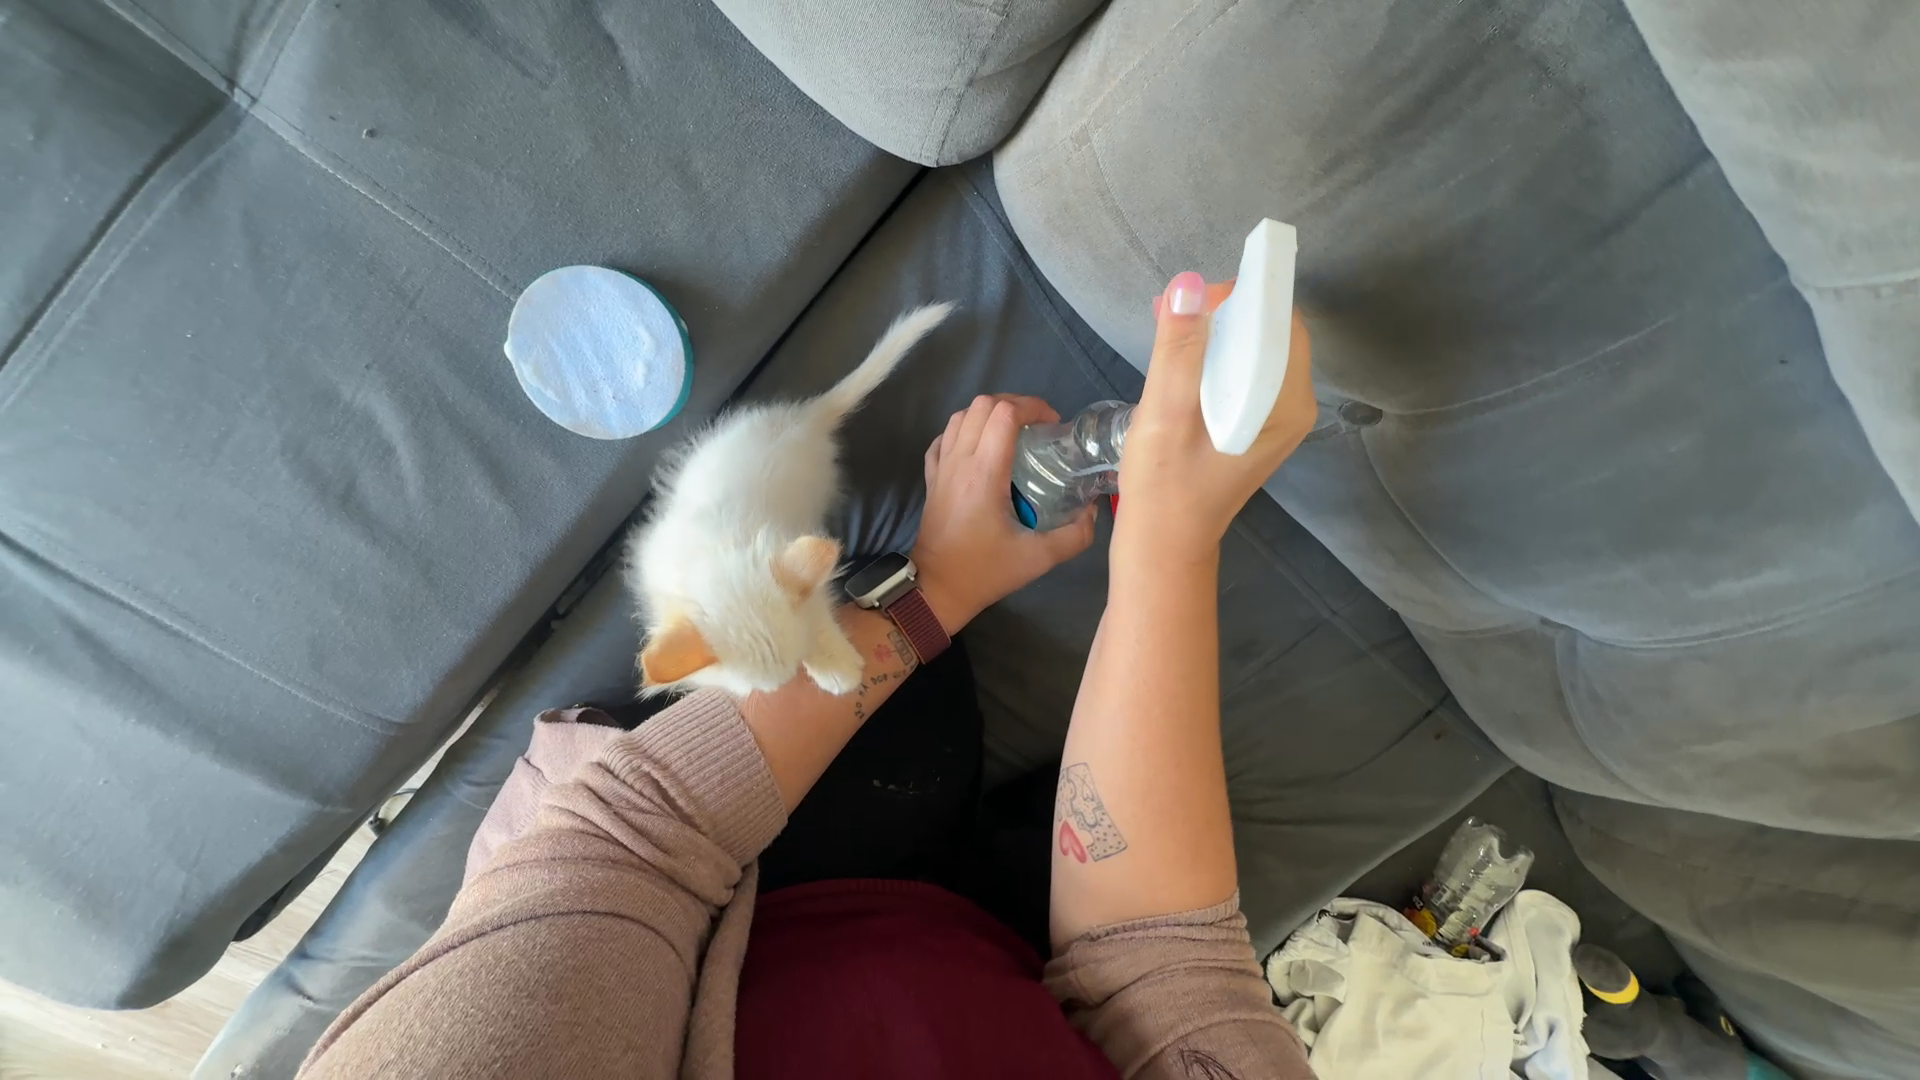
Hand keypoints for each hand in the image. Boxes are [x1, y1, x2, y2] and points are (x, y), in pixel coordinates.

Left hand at [912, 395, 1096, 632]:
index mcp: (985, 473)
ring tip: (1011, 431)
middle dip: (1014, 404)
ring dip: (988, 413)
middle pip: (982, 405)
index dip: (1033, 407)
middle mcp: (960, 461)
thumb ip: (1075, 535)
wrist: (936, 589)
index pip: (1005, 414)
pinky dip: (962, 430)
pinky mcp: (931, 478)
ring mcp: (941, 468)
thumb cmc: (984, 572)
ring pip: (960, 416)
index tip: (1052, 425)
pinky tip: (978, 445)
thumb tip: (1093, 512)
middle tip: (1037, 425)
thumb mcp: (1038, 559)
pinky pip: (943, 438)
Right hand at [1116, 271, 1315, 564]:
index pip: (1281, 323)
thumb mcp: (1167, 415)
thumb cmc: (1165, 488)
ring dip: (1214, 334)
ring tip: (1168, 330)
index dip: (1242, 299)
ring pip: (1253, 353)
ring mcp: (1273, 420)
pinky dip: (1213, 359)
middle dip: (1224, 313)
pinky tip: (1177, 361)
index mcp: (1285, 405)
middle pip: (1270, 335)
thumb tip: (1188, 284)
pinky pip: (1241, 376)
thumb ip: (1179, 350)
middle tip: (1171, 313)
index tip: (1192, 300)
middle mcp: (1291, 408)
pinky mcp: (1252, 428)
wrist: (1163, 545)